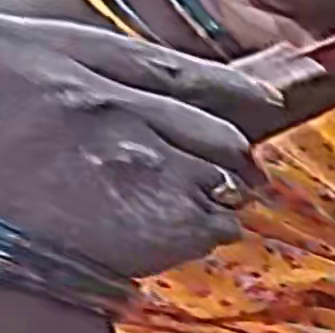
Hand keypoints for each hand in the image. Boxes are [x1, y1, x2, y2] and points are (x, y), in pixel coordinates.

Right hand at [0, 15, 281, 279]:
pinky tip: (151, 231)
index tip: (267, 96)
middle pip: (219, 132)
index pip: (161, 65)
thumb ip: (87, 87)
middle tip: (208, 177)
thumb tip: (162, 110)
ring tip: (150, 205)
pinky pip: (225, 224)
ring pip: (228, 182)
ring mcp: (150, 160)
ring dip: (209, 198)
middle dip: (227, 160)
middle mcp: (104, 103)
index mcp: (43, 56)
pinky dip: (201, 232)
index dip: (226, 83)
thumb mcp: (13, 88)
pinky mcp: (184, 212)